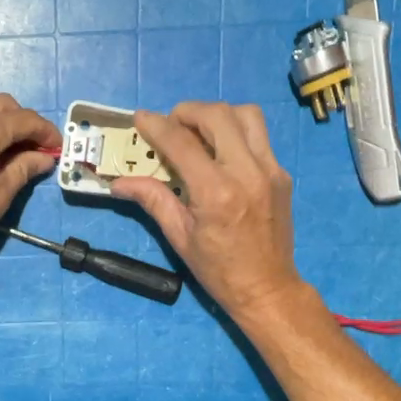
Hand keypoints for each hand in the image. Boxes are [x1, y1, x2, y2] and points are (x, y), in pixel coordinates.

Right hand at [112, 102, 302, 317]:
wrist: (266, 288)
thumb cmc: (217, 270)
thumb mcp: (179, 237)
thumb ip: (153, 200)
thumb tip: (119, 183)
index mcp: (216, 193)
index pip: (182, 143)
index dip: (157, 126)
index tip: (141, 118)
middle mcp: (247, 172)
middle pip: (218, 115)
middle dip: (188, 112)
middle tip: (171, 125)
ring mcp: (270, 170)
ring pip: (247, 115)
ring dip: (218, 115)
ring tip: (199, 131)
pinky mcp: (281, 174)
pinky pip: (259, 137)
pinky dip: (236, 134)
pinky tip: (221, 154)